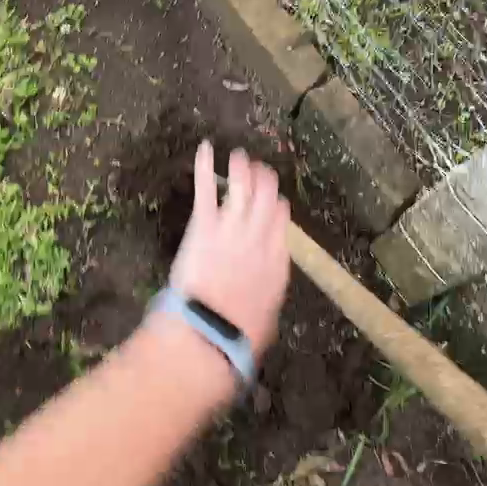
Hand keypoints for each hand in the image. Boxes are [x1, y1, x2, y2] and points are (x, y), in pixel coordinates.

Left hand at [164, 141, 290, 349]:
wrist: (208, 332)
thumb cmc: (237, 336)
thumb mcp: (265, 318)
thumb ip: (265, 296)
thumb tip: (261, 300)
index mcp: (277, 260)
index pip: (281, 221)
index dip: (278, 207)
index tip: (276, 201)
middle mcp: (259, 237)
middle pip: (267, 197)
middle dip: (264, 180)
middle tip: (260, 170)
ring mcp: (232, 227)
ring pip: (242, 187)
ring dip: (242, 169)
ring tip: (239, 155)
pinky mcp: (204, 224)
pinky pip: (206, 189)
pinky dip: (205, 167)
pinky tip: (205, 149)